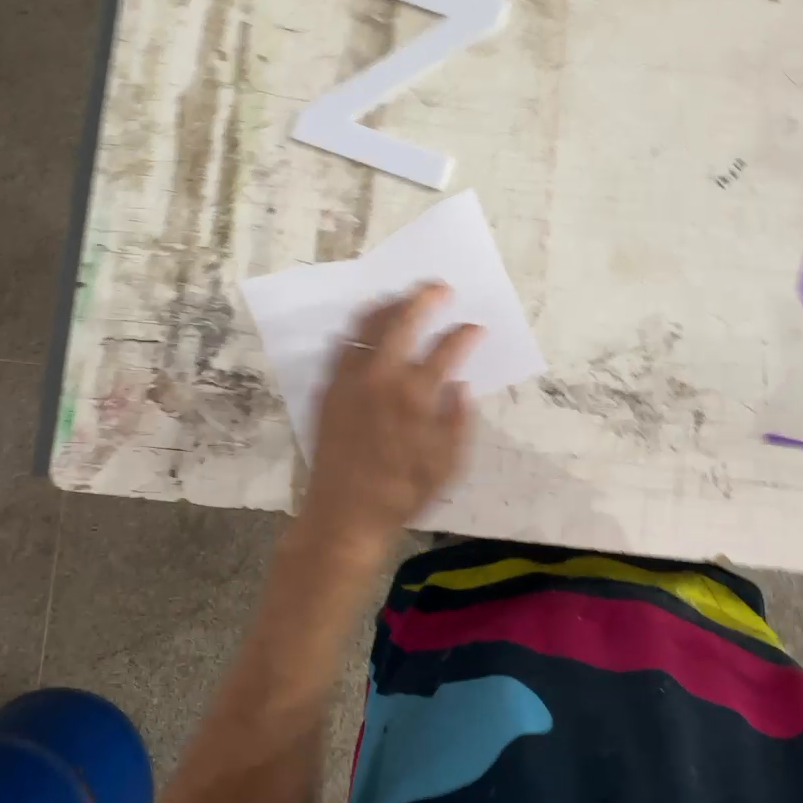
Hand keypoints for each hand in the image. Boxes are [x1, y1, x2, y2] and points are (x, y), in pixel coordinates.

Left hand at [301, 283, 482, 552]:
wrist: (343, 515)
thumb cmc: (402, 493)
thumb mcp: (447, 464)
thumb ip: (458, 420)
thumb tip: (460, 385)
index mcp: (416, 395)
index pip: (447, 348)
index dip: (465, 334)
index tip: (476, 329)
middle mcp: (381, 377)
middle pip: (403, 319)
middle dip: (425, 297)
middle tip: (439, 288)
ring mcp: (349, 380)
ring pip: (367, 325)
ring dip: (388, 304)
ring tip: (402, 297)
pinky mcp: (327, 389)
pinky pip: (341, 345)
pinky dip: (358, 329)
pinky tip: (367, 328)